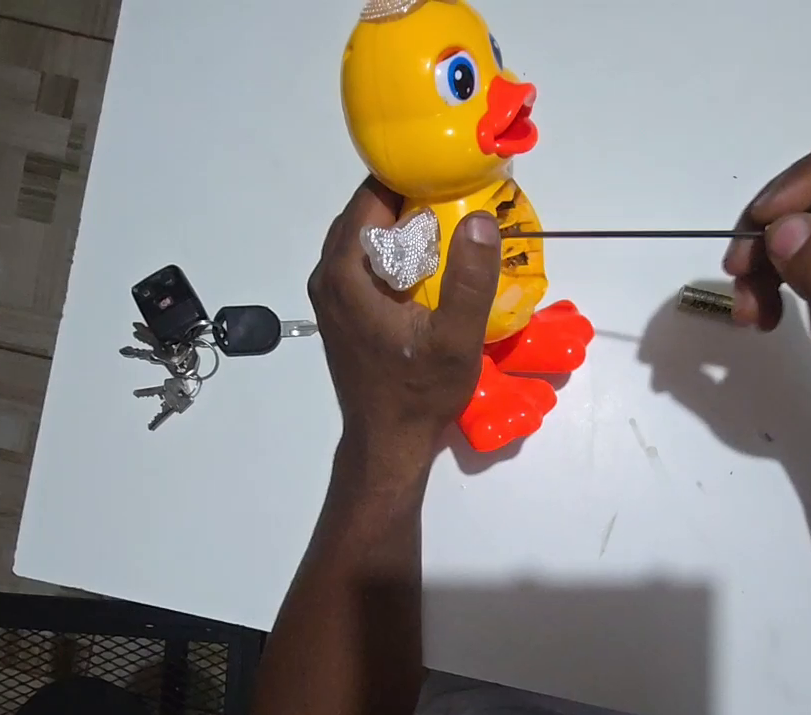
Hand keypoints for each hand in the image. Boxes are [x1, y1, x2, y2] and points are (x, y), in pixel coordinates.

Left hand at [308, 177, 501, 473]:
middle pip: (365, 215)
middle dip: (409, 200)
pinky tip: (427, 267)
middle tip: (457, 197)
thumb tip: (482, 219)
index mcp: (345, 273)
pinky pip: (364, 266)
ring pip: (364, 240)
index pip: (372, 196)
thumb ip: (470, 281)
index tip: (452, 174)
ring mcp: (331, 298)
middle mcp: (328, 277)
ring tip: (447, 228)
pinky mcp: (342, 315)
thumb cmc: (418, 393)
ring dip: (401, 229)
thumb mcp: (455, 340)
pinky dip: (393, 255)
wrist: (387, 443)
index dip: (412, 177)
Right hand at [723, 122, 810, 415]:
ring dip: (762, 260)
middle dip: (773, 226)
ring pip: (798, 213)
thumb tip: (780, 229)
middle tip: (737, 270)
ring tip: (748, 309)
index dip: (807, 178)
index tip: (762, 221)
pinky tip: (761, 313)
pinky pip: (793, 242)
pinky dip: (767, 276)